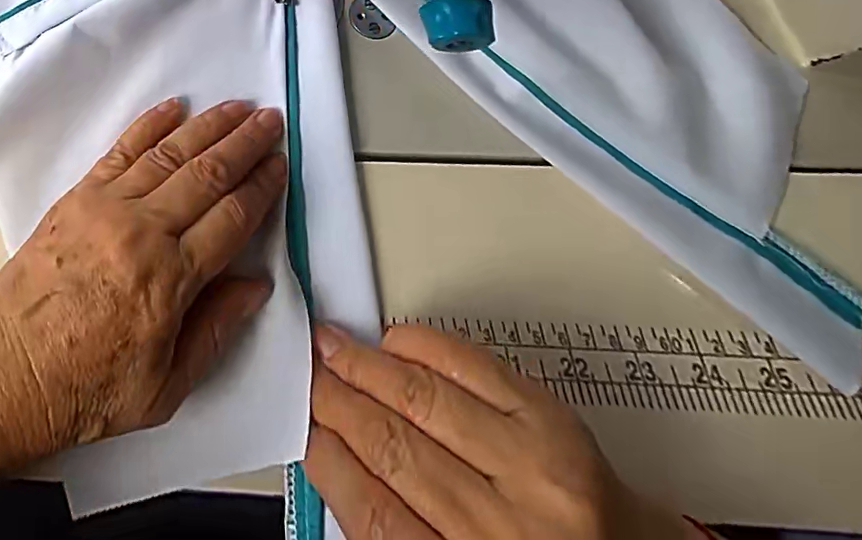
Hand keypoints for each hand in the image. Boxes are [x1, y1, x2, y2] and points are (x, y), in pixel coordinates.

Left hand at [0, 98, 287, 506]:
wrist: (7, 363)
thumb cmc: (86, 384)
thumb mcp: (167, 386)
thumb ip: (216, 329)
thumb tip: (256, 282)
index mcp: (170, 279)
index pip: (231, 218)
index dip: (262, 187)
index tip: (281, 164)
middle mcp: (141, 231)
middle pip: (206, 175)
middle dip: (244, 144)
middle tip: (270, 120)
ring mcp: (106, 207)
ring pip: (168, 154)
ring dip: (206, 127)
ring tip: (236, 107)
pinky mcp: (77, 196)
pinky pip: (121, 151)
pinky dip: (148, 125)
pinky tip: (172, 108)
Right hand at [304, 323, 698, 539]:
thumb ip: (391, 522)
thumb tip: (326, 450)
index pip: (370, 510)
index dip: (324, 453)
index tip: (303, 421)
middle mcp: (508, 534)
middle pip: (388, 444)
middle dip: (332, 396)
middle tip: (309, 371)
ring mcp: (538, 475)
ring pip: (420, 399)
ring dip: (362, 364)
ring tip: (333, 345)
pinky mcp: (558, 427)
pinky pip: (472, 368)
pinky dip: (421, 344)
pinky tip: (393, 341)